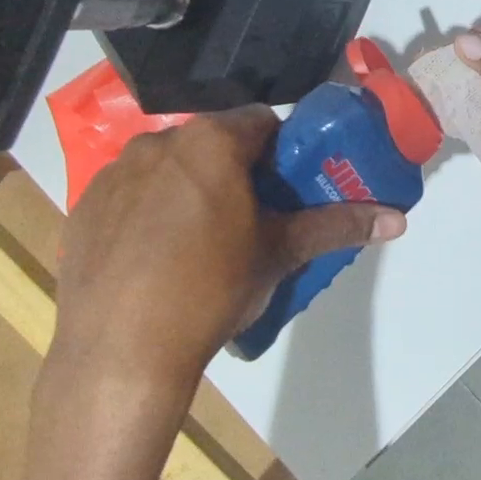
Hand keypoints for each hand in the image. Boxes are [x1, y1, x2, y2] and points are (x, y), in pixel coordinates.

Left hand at [53, 106, 407, 385]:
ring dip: (192, 186)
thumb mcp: (283, 252)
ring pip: (170, 166)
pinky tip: (159, 255)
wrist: (120, 356)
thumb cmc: (213, 287)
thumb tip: (398, 219)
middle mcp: (157, 143)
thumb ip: (339, 226)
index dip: (282, 151)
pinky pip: (130, 194)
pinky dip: (149, 210)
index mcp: (211, 142)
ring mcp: (112, 175)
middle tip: (255, 215)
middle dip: (237, 169)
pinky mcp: (82, 210)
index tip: (288, 187)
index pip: (262, 122)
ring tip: (204, 238)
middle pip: (213, 142)